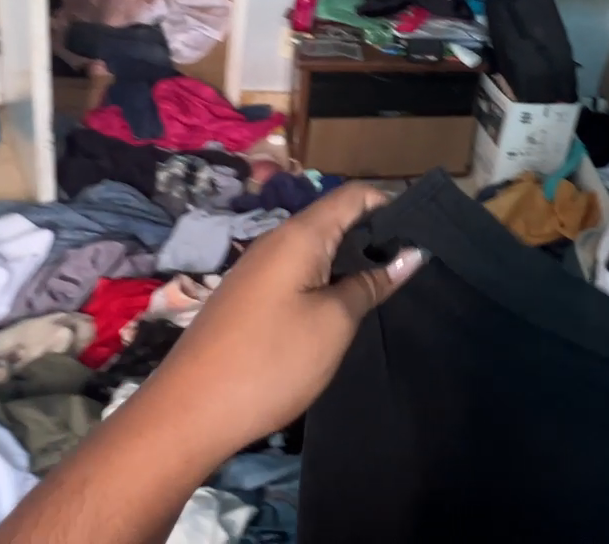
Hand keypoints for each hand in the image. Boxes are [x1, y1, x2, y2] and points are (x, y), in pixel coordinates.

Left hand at [119, 183, 425, 469]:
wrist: (187, 414)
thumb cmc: (270, 361)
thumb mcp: (334, 323)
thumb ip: (371, 284)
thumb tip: (410, 254)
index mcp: (300, 235)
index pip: (353, 195)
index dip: (389, 203)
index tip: (421, 229)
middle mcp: (276, 241)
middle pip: (333, 218)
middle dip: (373, 233)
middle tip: (410, 261)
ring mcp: (258, 268)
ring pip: (315, 246)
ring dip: (349, 259)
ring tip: (384, 284)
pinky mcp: (248, 295)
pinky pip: (296, 269)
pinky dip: (325, 277)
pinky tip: (340, 305)